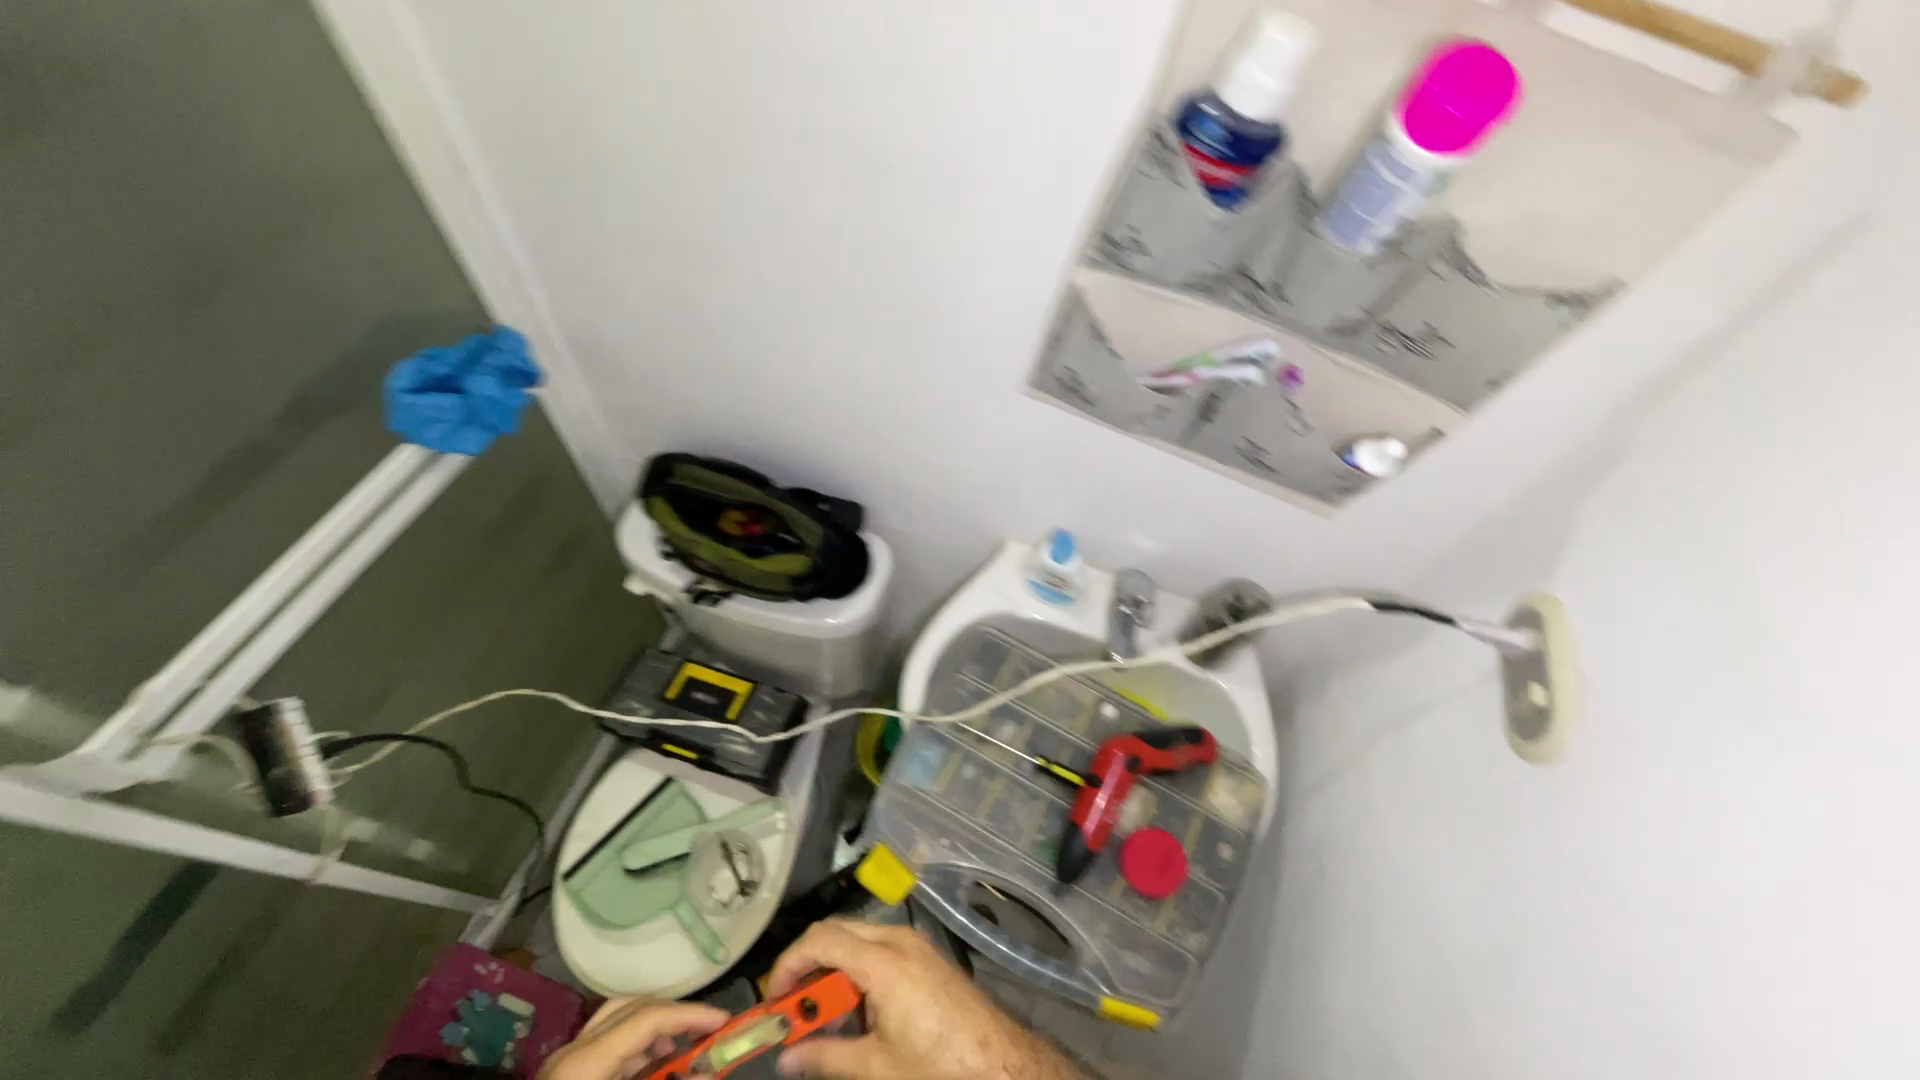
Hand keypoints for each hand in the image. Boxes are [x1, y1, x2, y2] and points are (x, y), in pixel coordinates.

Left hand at [540, 997, 728, 1079]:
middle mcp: (571, 1052)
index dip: (691, 1015)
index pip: (648, 1017)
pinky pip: (606, 1044)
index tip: (724, 1022)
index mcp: (585, 1062)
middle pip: (632, 1008)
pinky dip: (636, 1046)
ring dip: (655, 1027)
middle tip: (709, 1031)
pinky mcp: (564, 1077)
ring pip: (617, 1020)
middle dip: (675, 1015)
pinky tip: (653, 1068)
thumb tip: (707, 1074)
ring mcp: (563, 1064)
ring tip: (682, 1049)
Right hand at [766, 918, 1084, 1079]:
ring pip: (857, 938)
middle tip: (791, 1006)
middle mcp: (898, 940)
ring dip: (833, 967)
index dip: (789, 965)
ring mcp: (915, 944)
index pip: (821, 940)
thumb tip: (787, 1058)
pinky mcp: (926, 955)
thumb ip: (826, 1056)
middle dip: (807, 964)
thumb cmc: (938, 1063)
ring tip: (822, 1014)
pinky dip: (857, 968)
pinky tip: (856, 1009)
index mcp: (884, 962)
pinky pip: (880, 947)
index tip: (774, 999)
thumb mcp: (876, 1066)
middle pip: (836, 931)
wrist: (1000, 1061)